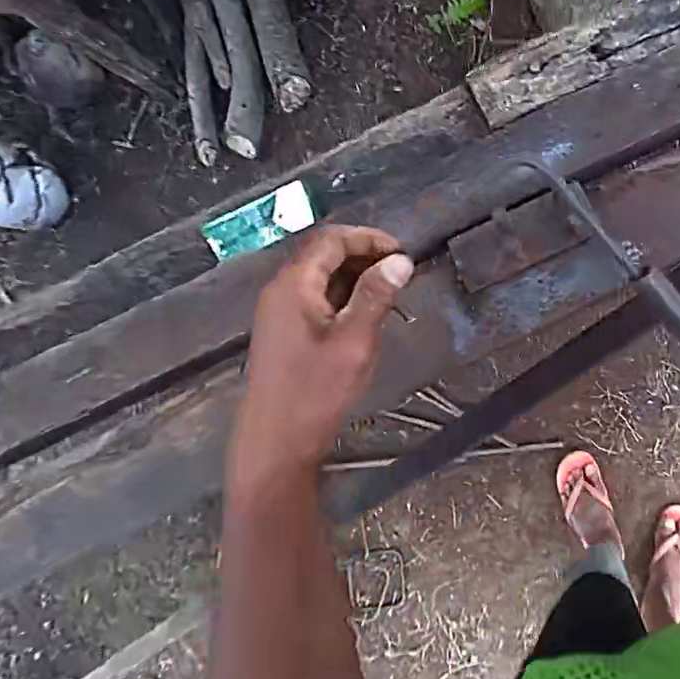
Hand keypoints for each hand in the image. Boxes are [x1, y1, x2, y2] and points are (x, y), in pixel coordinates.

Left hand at [230, 225, 414, 494]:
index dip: (369, 238)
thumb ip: (376, 296)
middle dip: (364, 254)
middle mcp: (281, 290)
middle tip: (400, 270)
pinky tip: (365, 313)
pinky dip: (343, 295)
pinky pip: (315, 298)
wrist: (276, 440)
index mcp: (294, 285)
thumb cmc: (316, 391)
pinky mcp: (284, 331)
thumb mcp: (355, 341)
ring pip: (320, 276)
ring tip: (390, 290)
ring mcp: (279, 311)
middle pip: (323, 254)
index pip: (332, 240)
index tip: (403, 252)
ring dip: (355, 275)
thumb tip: (400, 260)